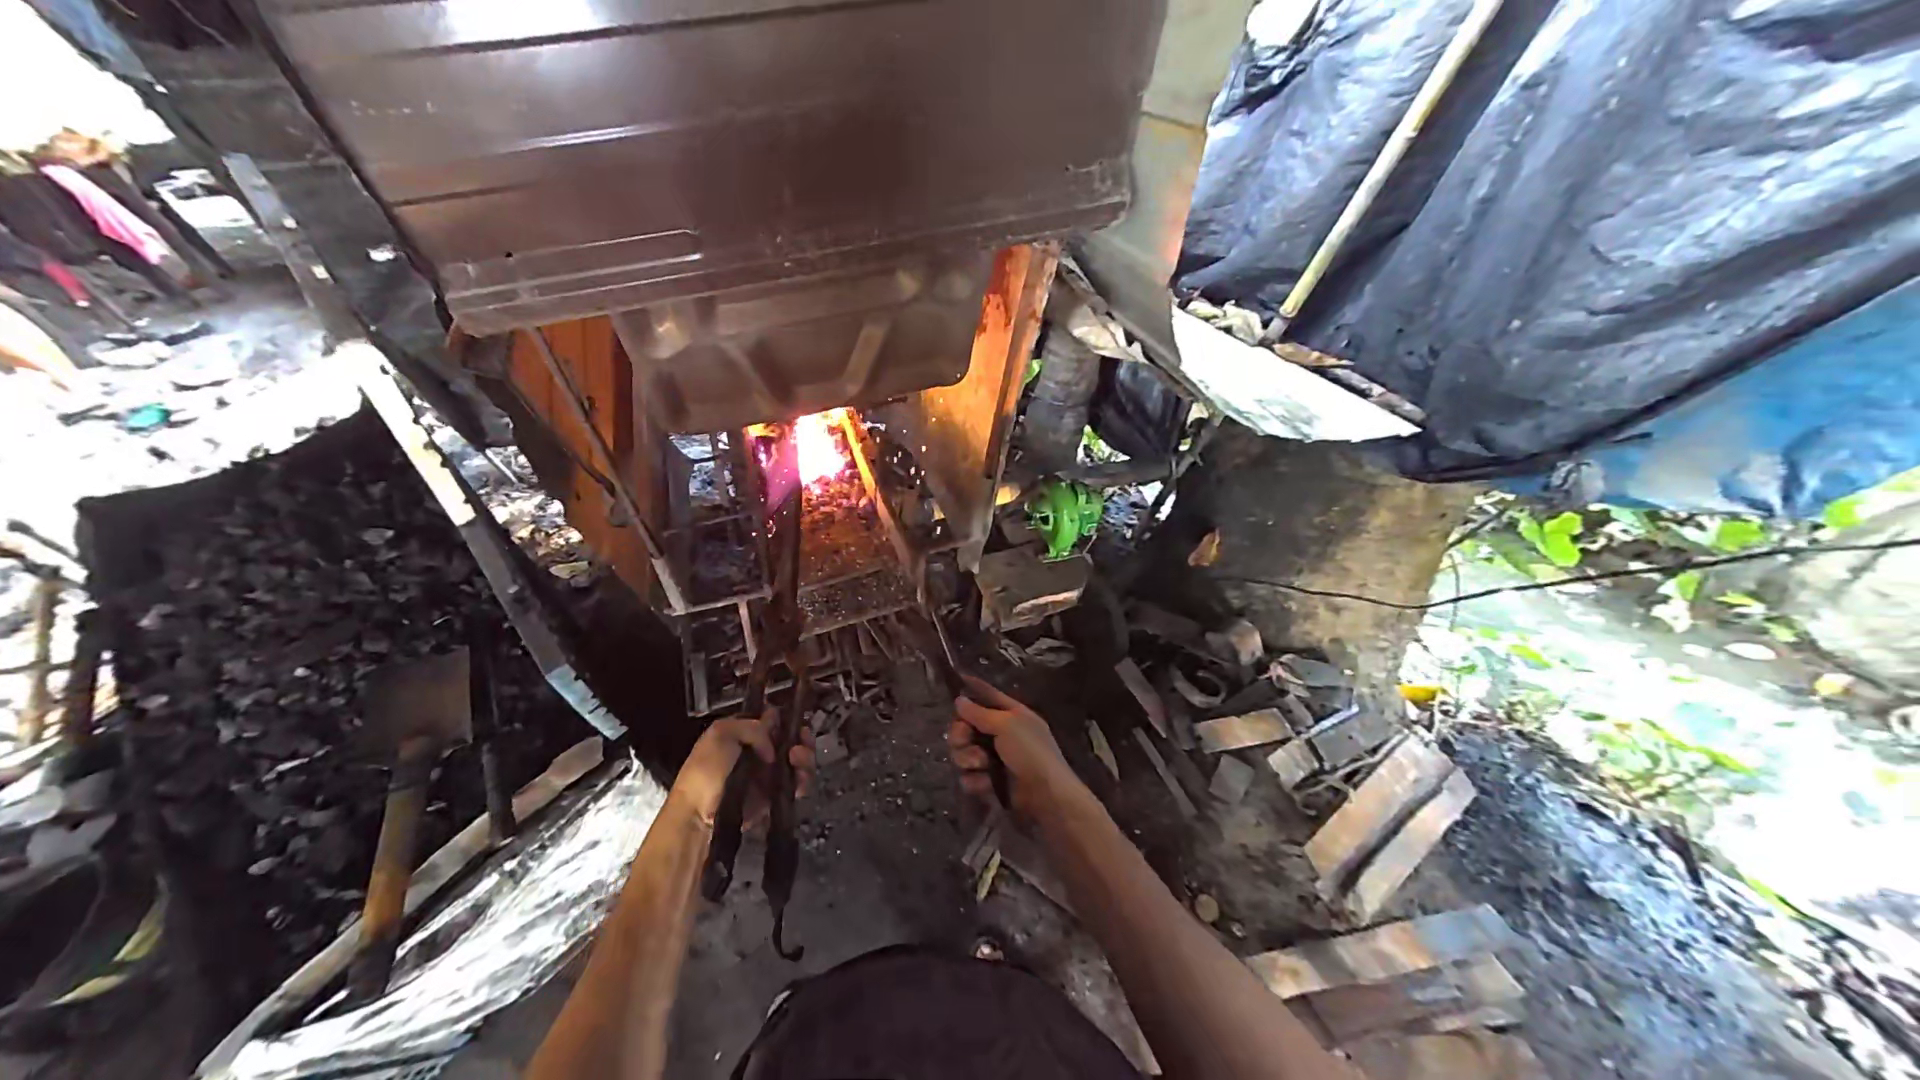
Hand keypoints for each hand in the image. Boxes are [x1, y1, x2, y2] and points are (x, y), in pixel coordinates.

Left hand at [675, 710, 815, 824]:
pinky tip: (800, 779)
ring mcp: (768, 776)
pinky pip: (797, 786)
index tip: (795, 718)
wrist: (698, 813)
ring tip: (797, 756)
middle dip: (801, 737)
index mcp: (744, 736)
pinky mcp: (774, 798)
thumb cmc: (706, 769)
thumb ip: (752, 728)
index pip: (773, 722)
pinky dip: (804, 781)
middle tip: (803, 737)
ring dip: (805, 756)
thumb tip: (772, 746)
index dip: (786, 719)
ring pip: (798, 762)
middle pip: (791, 741)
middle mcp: (758, 754)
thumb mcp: (721, 732)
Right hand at [949, 675, 1082, 820]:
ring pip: (962, 752)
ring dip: (968, 758)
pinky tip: (986, 784)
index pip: (987, 695)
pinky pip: (968, 776)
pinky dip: (975, 780)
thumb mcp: (1007, 725)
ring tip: (981, 764)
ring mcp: (993, 758)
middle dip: (960, 733)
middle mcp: (999, 733)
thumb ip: (980, 713)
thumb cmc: (1030, 752)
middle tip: (965, 739)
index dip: (971, 687)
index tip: (954, 680)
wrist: (1045, 795)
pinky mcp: (988, 782)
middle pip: (965, 726)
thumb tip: (959, 700)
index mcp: (1010, 714)